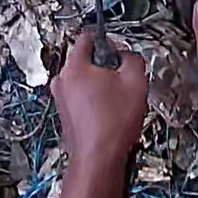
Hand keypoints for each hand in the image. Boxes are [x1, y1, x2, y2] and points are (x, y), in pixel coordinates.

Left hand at [51, 32, 148, 172]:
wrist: (99, 159)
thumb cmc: (112, 124)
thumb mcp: (135, 81)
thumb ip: (133, 59)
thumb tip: (129, 57)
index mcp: (75, 67)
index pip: (88, 38)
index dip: (107, 40)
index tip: (118, 47)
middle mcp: (62, 81)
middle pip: (87, 61)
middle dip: (106, 66)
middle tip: (123, 79)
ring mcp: (62, 99)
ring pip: (85, 81)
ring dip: (101, 85)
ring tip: (118, 100)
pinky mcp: (66, 115)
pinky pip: (82, 98)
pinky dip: (95, 101)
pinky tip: (110, 114)